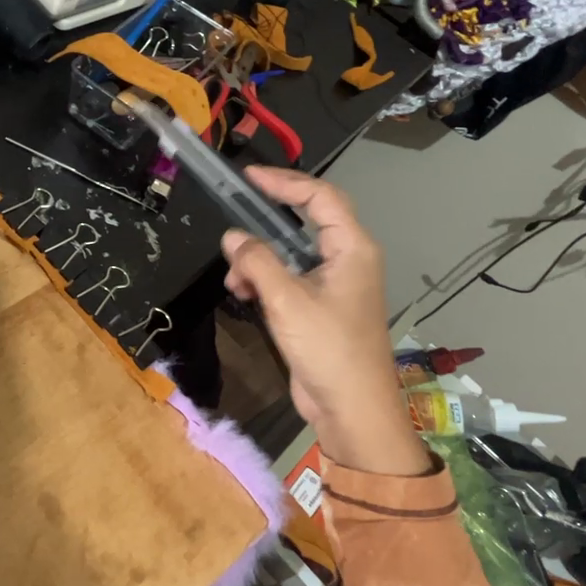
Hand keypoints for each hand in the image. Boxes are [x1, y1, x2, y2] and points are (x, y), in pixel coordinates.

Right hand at [219, 168, 427, 475]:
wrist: (352, 409)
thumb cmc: (328, 350)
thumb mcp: (286, 301)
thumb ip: (257, 262)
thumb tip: (233, 236)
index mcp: (352, 249)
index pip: (321, 197)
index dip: (285, 181)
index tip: (248, 177)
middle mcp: (347, 259)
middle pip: (305, 221)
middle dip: (265, 222)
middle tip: (233, 214)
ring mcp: (334, 284)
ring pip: (290, 252)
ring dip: (258, 258)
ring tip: (235, 278)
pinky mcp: (319, 306)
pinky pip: (287, 277)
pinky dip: (263, 279)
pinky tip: (243, 293)